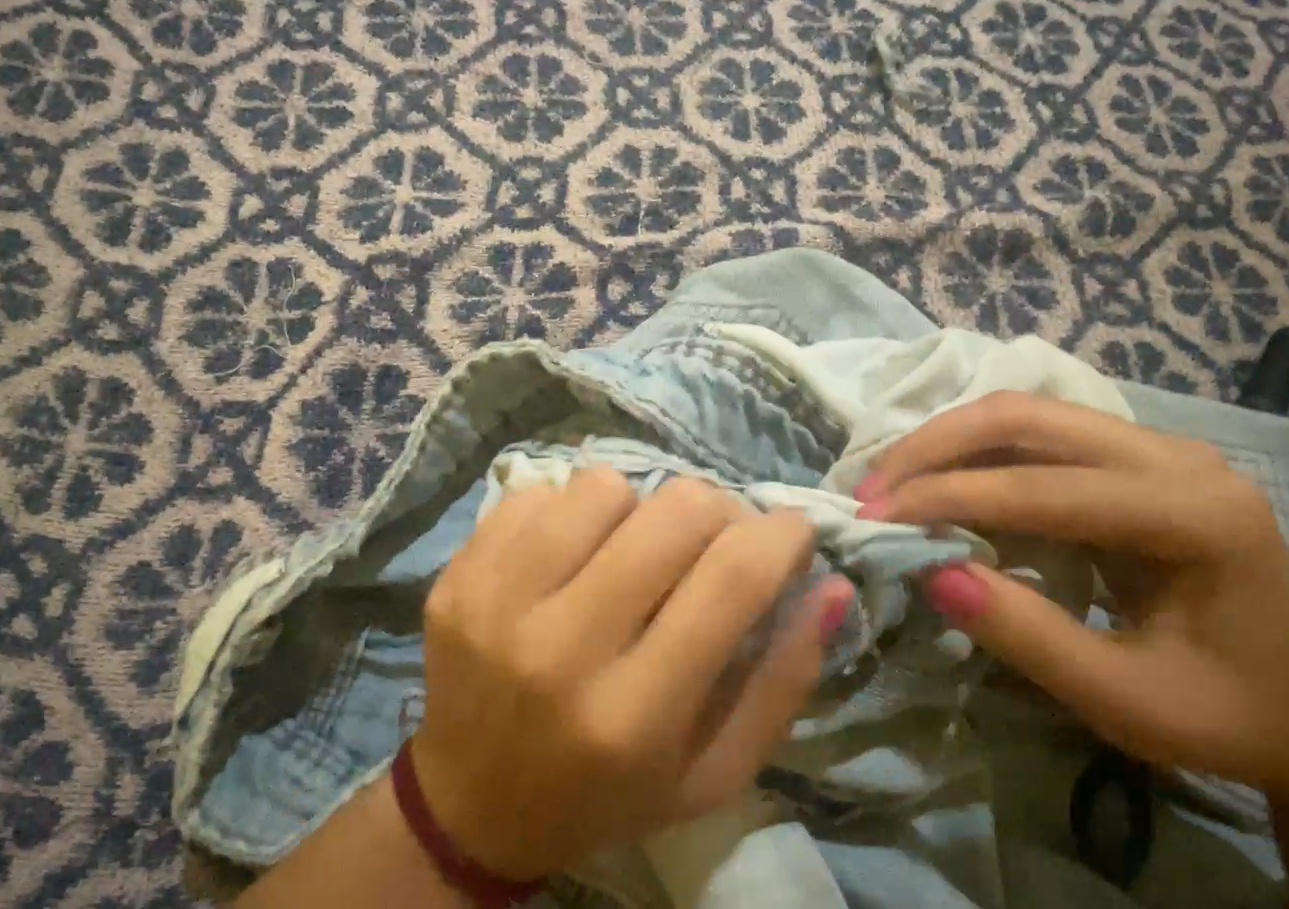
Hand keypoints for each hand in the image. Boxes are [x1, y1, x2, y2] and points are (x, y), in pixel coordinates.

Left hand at [410, 469, 855, 880]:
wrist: (473, 803)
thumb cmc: (609, 794)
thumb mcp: (713, 773)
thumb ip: (782, 683)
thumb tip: (829, 584)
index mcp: (632, 713)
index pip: (732, 580)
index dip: (780, 536)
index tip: (792, 531)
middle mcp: (559, 648)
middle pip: (672, 513)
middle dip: (718, 511)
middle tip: (714, 539)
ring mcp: (495, 602)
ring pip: (604, 486)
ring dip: (640, 507)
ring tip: (635, 548)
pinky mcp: (459, 574)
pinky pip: (540, 492)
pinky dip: (574, 513)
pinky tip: (575, 557)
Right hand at [855, 392, 1288, 800]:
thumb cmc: (1225, 717)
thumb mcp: (1123, 700)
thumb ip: (1027, 635)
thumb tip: (930, 572)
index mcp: (1197, 516)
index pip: (1045, 486)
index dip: (948, 496)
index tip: (871, 518)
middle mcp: (1181, 459)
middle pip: (1031, 417)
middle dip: (936, 447)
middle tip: (870, 489)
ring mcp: (1162, 451)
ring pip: (1030, 416)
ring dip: (950, 443)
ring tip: (889, 483)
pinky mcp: (1140, 461)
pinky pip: (1043, 438)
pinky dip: (978, 456)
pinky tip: (938, 483)